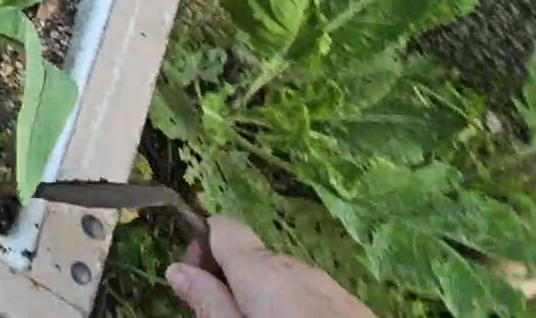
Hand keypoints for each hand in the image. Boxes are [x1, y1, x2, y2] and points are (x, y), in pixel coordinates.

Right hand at [168, 217, 374, 317]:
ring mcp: (332, 288)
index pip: (221, 226)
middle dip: (235, 282)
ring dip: (270, 300)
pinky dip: (302, 312)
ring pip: (285, 281)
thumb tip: (176, 269)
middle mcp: (294, 266)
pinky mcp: (359, 310)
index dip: (202, 246)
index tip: (198, 281)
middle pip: (252, 258)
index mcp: (260, 267)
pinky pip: (316, 300)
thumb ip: (209, 302)